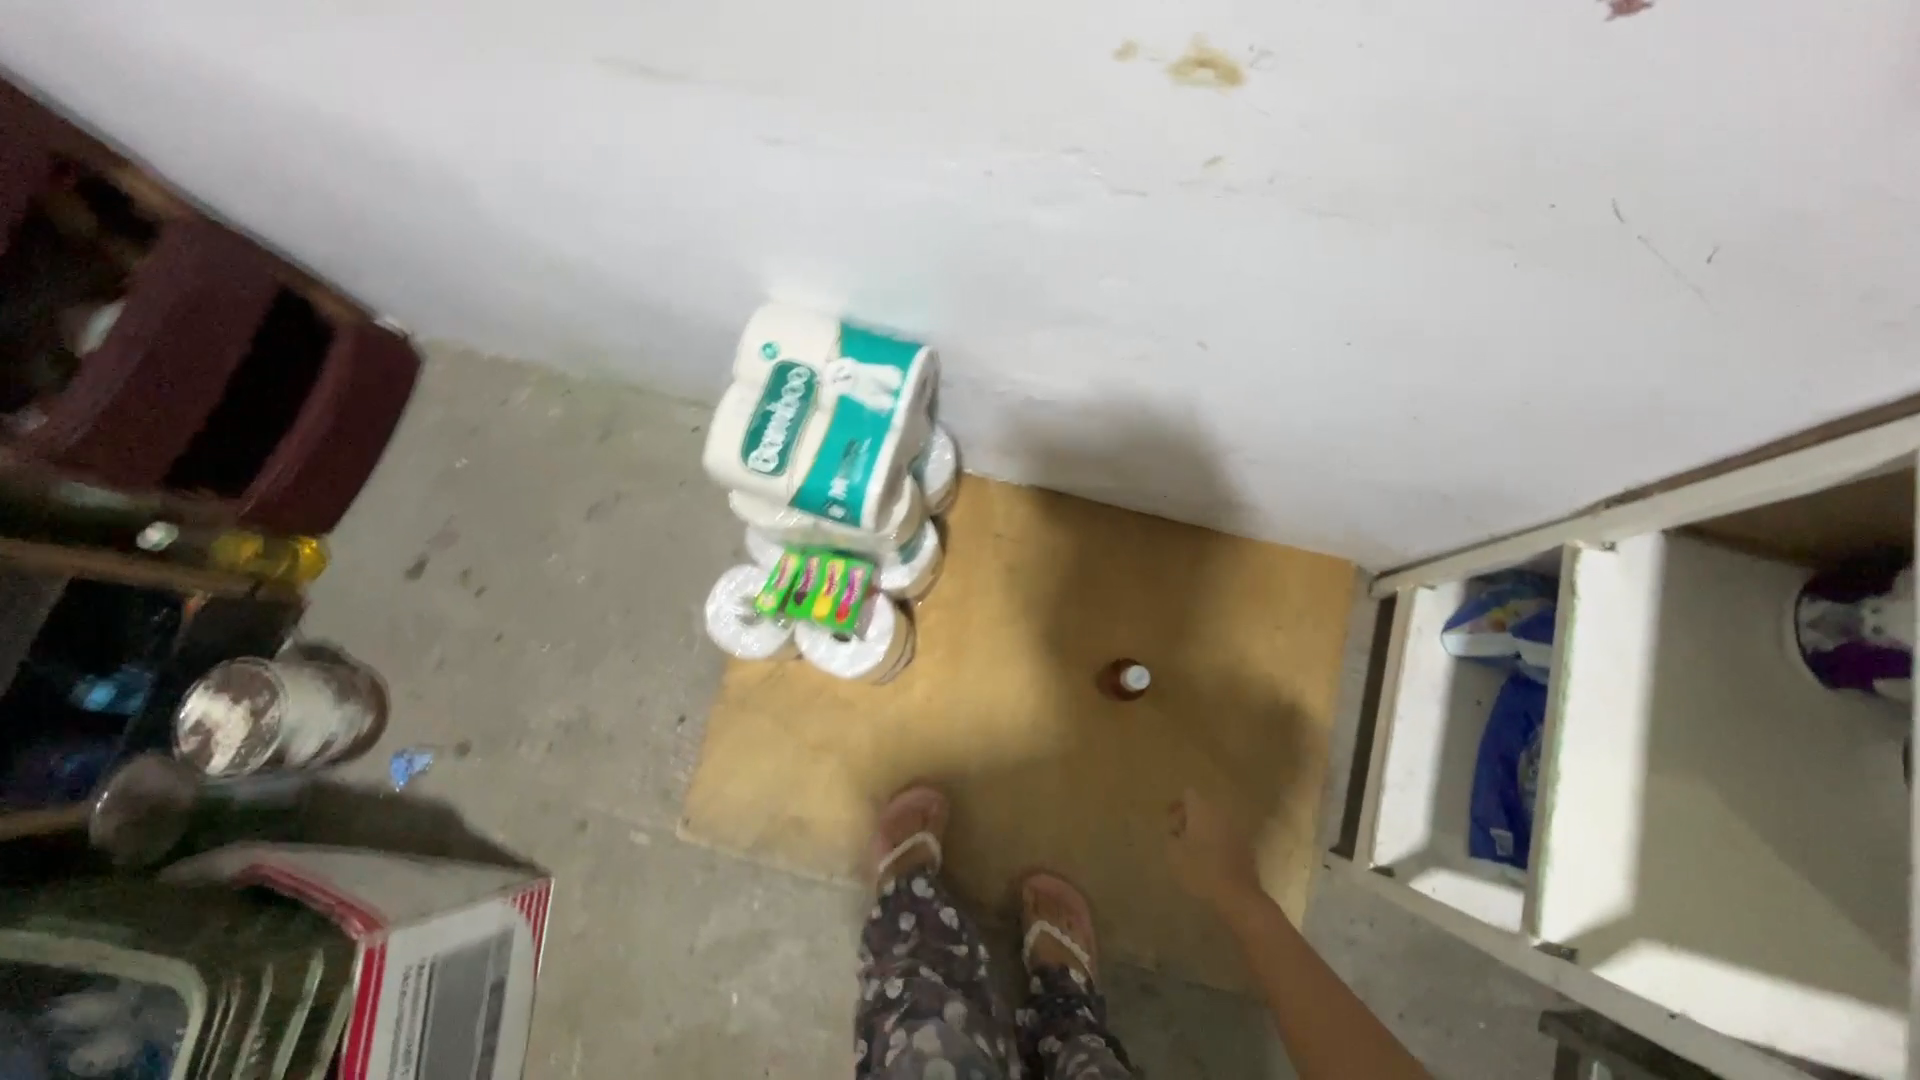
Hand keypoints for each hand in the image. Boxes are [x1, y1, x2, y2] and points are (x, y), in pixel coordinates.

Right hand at [1166, 788, 1263, 909]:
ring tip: (1194, 850)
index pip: (1188, 794)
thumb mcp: (1173, 854)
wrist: (1237, 894)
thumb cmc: (1200, 870)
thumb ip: (1171, 836)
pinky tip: (1211, 860)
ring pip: (1216, 821)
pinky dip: (1217, 841)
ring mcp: (1236, 828)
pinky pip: (1226, 835)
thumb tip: (1176, 831)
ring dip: (1205, 830)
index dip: (1178, 806)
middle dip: (1191, 818)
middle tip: (1179, 837)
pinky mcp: (1246, 845)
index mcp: (1202, 810)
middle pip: (1203, 806)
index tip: (1171, 822)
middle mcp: (1221, 813)